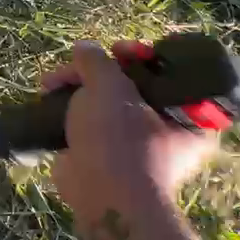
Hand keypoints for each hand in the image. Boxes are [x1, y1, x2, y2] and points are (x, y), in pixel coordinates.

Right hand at [45, 40, 219, 210]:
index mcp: (190, 120)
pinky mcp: (106, 149)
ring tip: (48, 85)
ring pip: (104, 99)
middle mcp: (167, 130)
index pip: (172, 76)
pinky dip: (69, 106)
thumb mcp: (110, 90)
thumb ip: (98, 63)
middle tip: (69, 69)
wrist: (101, 192)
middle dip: (92, 72)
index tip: (116, 50)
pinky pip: (89, 117)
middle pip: (129, 84)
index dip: (143, 57)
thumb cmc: (120, 140)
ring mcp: (134, 141)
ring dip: (74, 86)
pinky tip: (49, 99)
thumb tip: (85, 48)